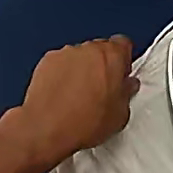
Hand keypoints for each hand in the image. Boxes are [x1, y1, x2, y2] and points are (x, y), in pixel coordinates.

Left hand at [0, 36, 137, 172]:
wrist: (46, 128)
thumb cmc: (82, 122)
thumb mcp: (119, 115)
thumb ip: (126, 93)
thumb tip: (126, 89)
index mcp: (112, 56)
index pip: (124, 44)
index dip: (123, 59)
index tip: (121, 72)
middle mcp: (90, 49)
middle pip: (101, 49)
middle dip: (102, 65)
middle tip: (101, 88)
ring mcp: (67, 53)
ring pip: (80, 56)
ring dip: (81, 69)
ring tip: (78, 96)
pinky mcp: (48, 60)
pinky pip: (60, 62)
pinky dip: (61, 74)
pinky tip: (61, 95)